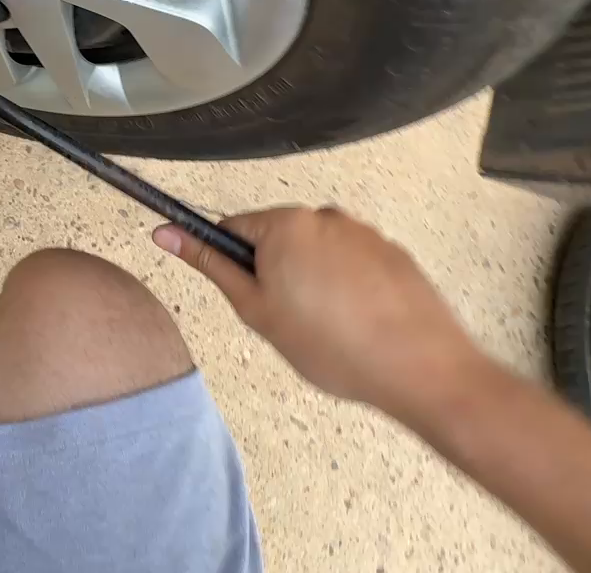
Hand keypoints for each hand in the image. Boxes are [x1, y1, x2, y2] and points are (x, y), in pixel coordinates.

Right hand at [153, 205, 483, 415]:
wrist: (428, 375)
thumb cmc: (330, 344)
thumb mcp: (255, 308)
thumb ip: (208, 263)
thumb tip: (163, 232)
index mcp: (284, 223)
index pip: (232, 229)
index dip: (233, 264)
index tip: (249, 296)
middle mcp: (323, 215)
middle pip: (275, 238)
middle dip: (273, 270)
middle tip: (286, 318)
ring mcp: (365, 233)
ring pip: (314, 251)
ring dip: (310, 277)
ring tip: (327, 326)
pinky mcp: (396, 254)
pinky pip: (352, 262)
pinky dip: (347, 285)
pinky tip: (358, 322)